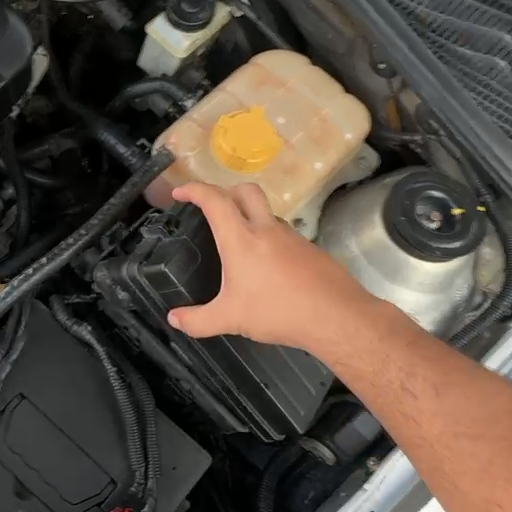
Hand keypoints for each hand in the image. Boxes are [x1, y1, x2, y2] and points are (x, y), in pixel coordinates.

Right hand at [167, 182, 386, 358]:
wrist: (336, 316)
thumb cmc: (278, 312)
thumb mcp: (230, 320)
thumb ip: (197, 321)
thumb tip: (174, 319)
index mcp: (241, 239)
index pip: (214, 201)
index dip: (194, 190)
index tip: (180, 192)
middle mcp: (266, 229)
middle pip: (245, 191)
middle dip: (224, 190)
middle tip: (211, 207)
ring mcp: (291, 237)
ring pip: (266, 211)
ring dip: (248, 215)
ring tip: (237, 241)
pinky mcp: (309, 248)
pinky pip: (282, 232)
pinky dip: (267, 237)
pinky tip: (265, 265)